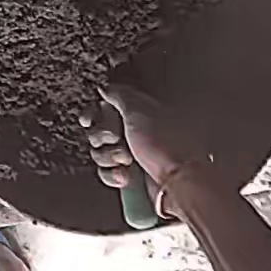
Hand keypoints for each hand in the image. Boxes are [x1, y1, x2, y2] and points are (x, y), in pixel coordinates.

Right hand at [82, 82, 222, 195]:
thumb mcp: (140, 109)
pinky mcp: (132, 173)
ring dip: (108, 157)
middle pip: (98, 129)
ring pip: (100, 152)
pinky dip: (112, 174)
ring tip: (126, 160)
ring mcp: (135, 152)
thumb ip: (120, 94)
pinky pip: (107, 172)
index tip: (91, 120)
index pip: (106, 105)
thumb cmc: (168, 145)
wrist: (179, 182)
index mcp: (142, 109)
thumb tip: (105, 87)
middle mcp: (138, 129)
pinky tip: (124, 174)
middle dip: (102, 138)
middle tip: (117, 139)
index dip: (94, 113)